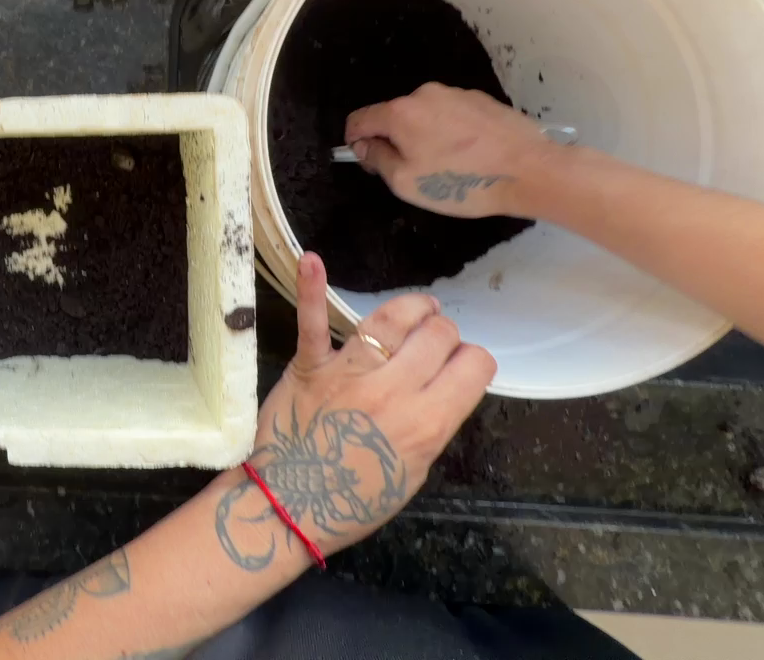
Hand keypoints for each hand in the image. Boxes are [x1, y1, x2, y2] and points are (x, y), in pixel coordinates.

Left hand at [213, 254, 494, 568]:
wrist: (291, 503)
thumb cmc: (355, 497)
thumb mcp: (414, 470)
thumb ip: (431, 424)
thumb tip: (442, 388)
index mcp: (428, 423)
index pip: (472, 367)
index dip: (472, 360)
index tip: (464, 363)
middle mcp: (393, 390)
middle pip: (435, 337)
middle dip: (444, 333)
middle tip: (437, 340)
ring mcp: (348, 373)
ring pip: (389, 321)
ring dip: (412, 307)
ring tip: (421, 306)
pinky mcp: (308, 364)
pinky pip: (312, 322)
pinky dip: (312, 289)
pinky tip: (312, 260)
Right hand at [343, 82, 556, 218]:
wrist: (532, 172)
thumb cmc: (462, 182)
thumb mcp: (405, 182)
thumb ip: (377, 159)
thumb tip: (365, 145)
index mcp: (400, 112)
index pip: (359, 119)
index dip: (355, 142)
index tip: (369, 161)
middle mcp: (424, 95)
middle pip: (393, 116)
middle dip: (394, 140)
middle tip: (412, 170)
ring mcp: (456, 94)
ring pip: (423, 115)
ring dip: (423, 135)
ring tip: (447, 164)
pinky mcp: (482, 100)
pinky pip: (451, 115)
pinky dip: (450, 132)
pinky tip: (470, 155)